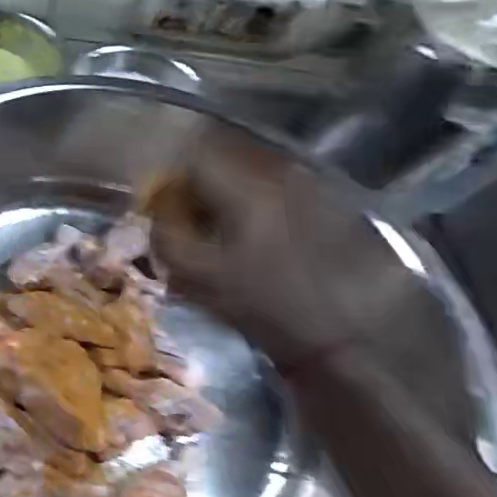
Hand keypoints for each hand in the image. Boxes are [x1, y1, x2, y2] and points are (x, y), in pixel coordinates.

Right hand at [148, 134, 427, 370]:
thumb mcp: (199, 278)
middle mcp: (281, 178)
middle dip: (198, 193)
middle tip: (189, 226)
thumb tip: (156, 217)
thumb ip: (167, 240)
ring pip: (249, 182)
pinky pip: (275, 197)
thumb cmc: (262, 305)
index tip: (164, 212)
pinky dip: (255, 213)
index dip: (171, 183)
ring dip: (226, 203)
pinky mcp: (327, 208)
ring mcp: (309, 191)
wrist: (340, 335)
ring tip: (222, 238)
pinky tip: (257, 245)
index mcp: (247, 190)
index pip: (195, 161)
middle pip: (224, 167)